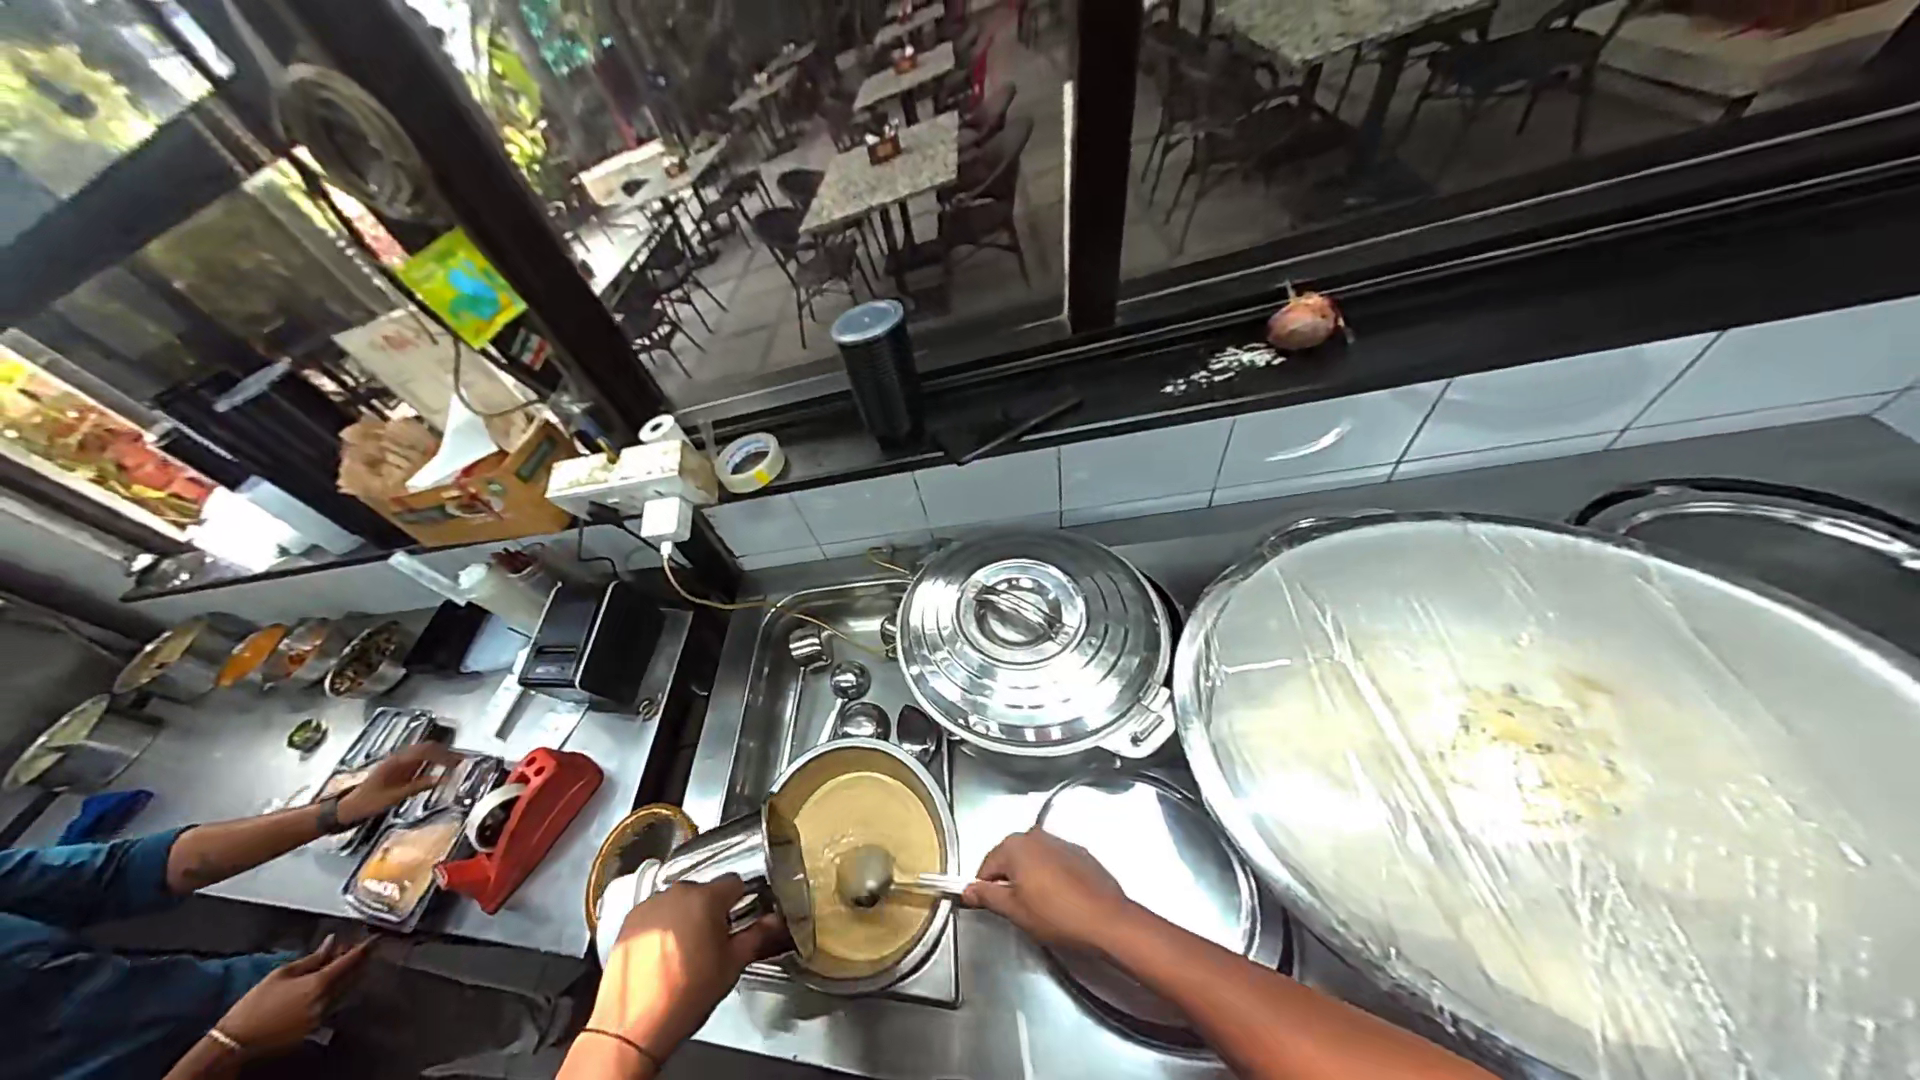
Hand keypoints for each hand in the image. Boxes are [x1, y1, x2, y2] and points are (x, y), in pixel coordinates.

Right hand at [214, 935, 372, 1055]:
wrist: (233, 1041)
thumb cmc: (255, 1004)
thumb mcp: (282, 974)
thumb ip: (313, 958)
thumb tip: (332, 941)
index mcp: (319, 984)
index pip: (352, 961)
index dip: (366, 947)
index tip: (376, 938)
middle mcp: (326, 999)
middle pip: (354, 974)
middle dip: (360, 959)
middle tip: (358, 948)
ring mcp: (322, 1015)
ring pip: (348, 989)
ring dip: (352, 974)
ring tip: (344, 963)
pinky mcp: (315, 1027)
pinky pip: (337, 1002)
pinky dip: (341, 989)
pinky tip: (333, 982)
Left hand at [338, 742, 454, 824]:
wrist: (346, 809)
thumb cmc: (368, 803)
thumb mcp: (394, 797)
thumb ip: (418, 786)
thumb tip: (442, 779)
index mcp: (397, 762)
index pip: (426, 751)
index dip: (444, 755)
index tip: (457, 763)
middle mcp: (398, 758)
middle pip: (427, 747)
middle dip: (446, 752)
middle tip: (461, 761)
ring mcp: (398, 762)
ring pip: (425, 751)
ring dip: (441, 755)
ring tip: (455, 763)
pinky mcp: (398, 768)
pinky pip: (420, 759)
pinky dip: (433, 761)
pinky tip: (440, 768)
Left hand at [588, 875, 785, 1059]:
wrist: (632, 1026)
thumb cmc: (686, 994)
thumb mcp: (731, 965)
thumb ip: (757, 936)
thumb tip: (774, 921)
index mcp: (707, 897)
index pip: (734, 882)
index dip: (740, 900)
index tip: (739, 920)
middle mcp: (677, 892)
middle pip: (704, 891)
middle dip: (711, 910)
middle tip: (712, 942)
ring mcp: (650, 905)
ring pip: (678, 902)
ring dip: (685, 917)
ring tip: (684, 951)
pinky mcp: (629, 921)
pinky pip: (655, 914)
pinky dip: (661, 927)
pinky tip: (661, 955)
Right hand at [962, 827, 1137, 954]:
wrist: (1107, 920)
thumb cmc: (1056, 915)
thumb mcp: (1014, 910)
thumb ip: (987, 896)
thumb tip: (968, 889)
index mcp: (1015, 845)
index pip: (986, 865)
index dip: (984, 887)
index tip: (988, 906)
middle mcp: (1036, 835)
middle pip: (1009, 858)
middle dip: (1008, 881)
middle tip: (1015, 910)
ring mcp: (1060, 842)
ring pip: (1033, 859)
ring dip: (1030, 878)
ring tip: (1039, 908)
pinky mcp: (1079, 853)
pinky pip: (1054, 862)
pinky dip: (1050, 876)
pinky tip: (1059, 900)